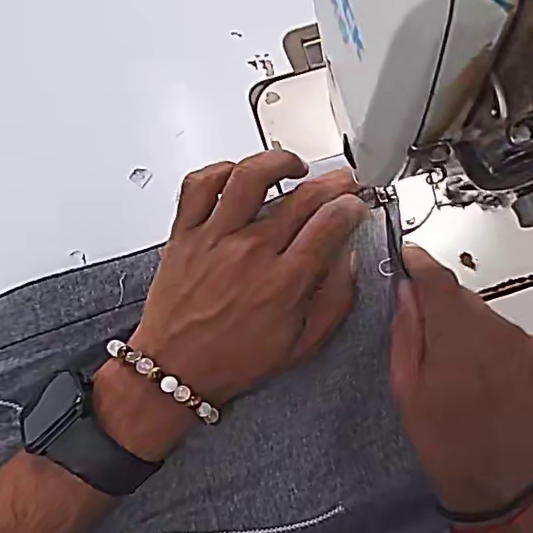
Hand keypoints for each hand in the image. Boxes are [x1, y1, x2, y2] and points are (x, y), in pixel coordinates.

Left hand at [95, 151, 366, 459]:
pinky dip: (221, 170)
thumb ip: (334, 301)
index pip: (330, 223)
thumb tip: (348, 261)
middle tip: (340, 184)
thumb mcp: (301, 345)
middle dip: (333, 182)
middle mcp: (250, 254)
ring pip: (251, 176)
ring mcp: (215, 239)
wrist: (177, 370)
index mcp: (284, 283)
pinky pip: (199, 185)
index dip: (351, 206)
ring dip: (279, 162)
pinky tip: (238, 176)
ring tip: (294, 167)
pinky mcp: (185, 235)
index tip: (355, 206)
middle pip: (302, 196)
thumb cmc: (233, 361)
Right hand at [389, 245, 532, 513]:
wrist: (496, 481)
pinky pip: (508, 333)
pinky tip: (482, 374)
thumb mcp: (406, 389)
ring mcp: (524, 345)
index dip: (420, 262)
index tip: (410, 256)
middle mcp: (496, 335)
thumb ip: (406, 332)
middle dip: (442, 308)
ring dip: (469, 328)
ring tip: (458, 369)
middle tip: (429, 339)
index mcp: (456, 341)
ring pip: (486, 314)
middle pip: (462, 296)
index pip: (437, 279)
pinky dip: (492, 343)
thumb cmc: (448, 444)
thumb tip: (407, 293)